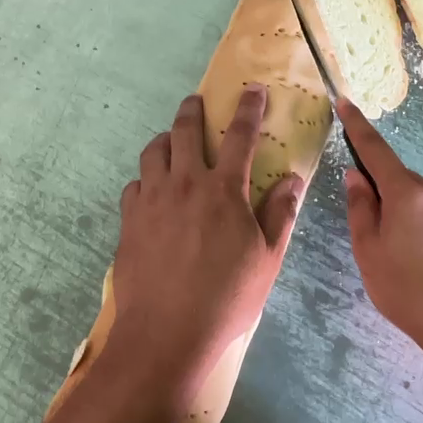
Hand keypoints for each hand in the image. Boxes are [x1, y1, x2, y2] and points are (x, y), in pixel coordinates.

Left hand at [110, 87, 305, 391]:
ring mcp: (151, 200)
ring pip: (153, 152)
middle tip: (196, 102)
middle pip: (184, 131)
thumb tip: (293, 179)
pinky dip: (145, 179)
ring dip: (164, 140)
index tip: (252, 89)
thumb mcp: (267, 260)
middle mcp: (184, 183)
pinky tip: (151, 191)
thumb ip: (279, 215)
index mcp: (223, 189)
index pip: (239, 136)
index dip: (248, 109)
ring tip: (170, 142)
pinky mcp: (129, 220)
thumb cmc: (226, 298)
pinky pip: (134, 185)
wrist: (165, 332)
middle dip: (192, 110)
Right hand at [338, 100, 422, 354]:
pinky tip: (419, 264)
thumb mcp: (368, 249)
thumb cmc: (406, 288)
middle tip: (372, 239)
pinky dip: (419, 230)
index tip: (345, 101)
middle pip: (396, 181)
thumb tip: (356, 176)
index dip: (357, 126)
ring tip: (398, 261)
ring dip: (401, 217)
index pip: (374, 149)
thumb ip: (360, 207)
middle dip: (381, 197)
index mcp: (406, 190)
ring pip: (415, 200)